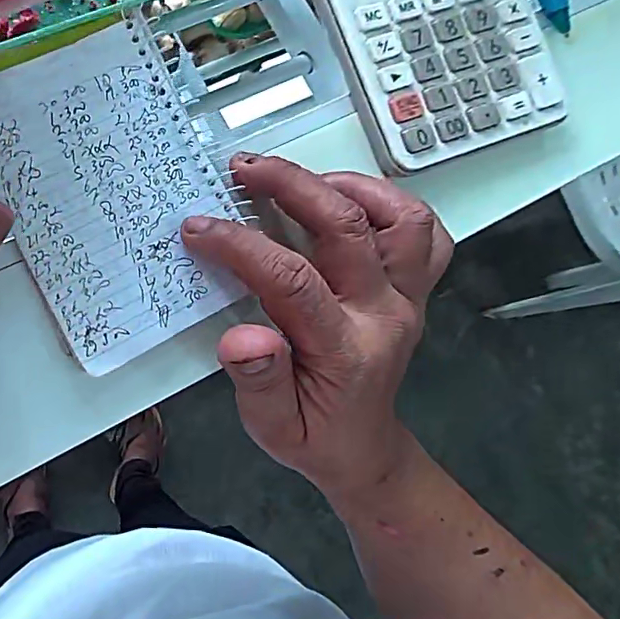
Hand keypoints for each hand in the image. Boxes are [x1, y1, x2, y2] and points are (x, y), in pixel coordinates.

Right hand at [181, 156, 451, 504]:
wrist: (363, 449)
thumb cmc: (313, 435)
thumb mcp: (272, 427)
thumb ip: (258, 383)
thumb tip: (243, 337)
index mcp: (344, 348)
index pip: (291, 279)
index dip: (240, 246)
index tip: (199, 228)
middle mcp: (384, 313)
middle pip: (349, 228)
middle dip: (291, 186)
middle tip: (243, 169)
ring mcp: (406, 297)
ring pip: (402, 219)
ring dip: (347, 186)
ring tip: (296, 180)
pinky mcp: (412, 288)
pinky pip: (420, 231)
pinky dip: (385, 202)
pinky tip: (343, 201)